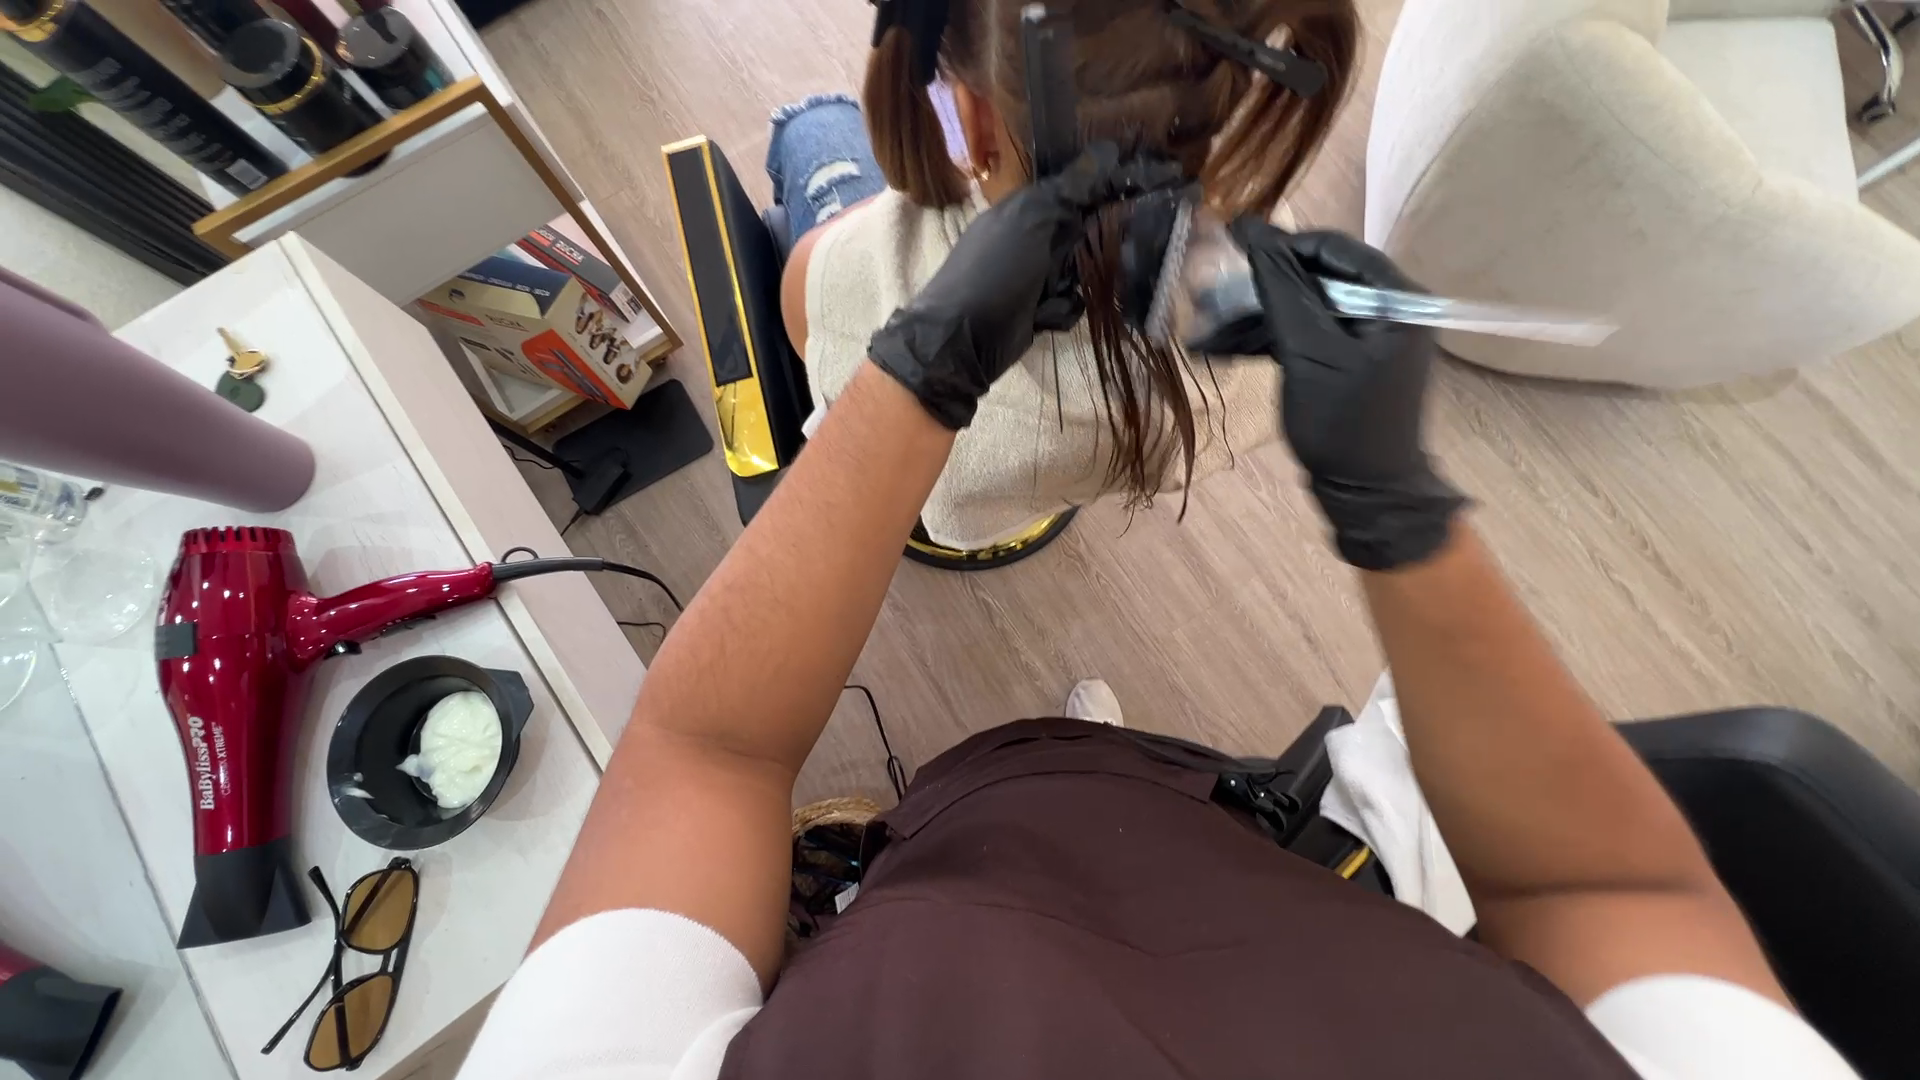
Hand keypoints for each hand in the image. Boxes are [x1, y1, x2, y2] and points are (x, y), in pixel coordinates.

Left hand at [869, 143, 1182, 429]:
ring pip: (1083, 272)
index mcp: (1028, 206)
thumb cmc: (994, 271)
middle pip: (1088, 231)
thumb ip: (1071, 189)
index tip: (1163, 180)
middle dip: (1094, 247)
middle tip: (1089, 257)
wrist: (962, 340)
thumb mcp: (1033, 220)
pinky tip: (1041, 318)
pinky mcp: (1038, 310)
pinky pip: (1070, 304)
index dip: (1119, 184)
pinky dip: (1059, 312)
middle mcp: (1034, 236)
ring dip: (1072, 286)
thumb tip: (1109, 150)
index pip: (1083, 186)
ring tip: (1048, 294)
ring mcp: (1035, 275)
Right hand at [1230, 223, 1465, 570]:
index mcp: (1396, 299)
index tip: (1230, 244)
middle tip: (1210, 294)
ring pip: (1301, 311)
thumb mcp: (1309, 353)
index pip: (1334, 251)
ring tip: (1204, 331)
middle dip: (1259, 289)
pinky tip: (1221, 348)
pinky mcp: (1344, 362)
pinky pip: (1302, 337)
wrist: (1364, 492)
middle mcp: (1386, 309)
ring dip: (1253, 320)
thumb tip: (1254, 234)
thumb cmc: (1342, 423)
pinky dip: (1266, 342)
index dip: (1280, 245)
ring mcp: (1365, 337)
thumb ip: (1284, 293)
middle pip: (1314, 280)